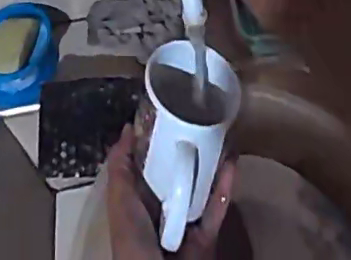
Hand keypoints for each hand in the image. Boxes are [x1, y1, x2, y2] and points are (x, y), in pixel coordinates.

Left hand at [105, 125, 235, 258]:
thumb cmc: (131, 236)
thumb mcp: (119, 197)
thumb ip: (121, 165)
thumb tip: (128, 128)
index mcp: (142, 197)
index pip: (152, 163)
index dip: (161, 140)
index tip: (173, 113)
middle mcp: (165, 206)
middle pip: (181, 173)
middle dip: (192, 150)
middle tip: (204, 121)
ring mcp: (187, 221)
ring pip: (203, 187)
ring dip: (213, 164)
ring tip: (223, 136)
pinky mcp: (207, 236)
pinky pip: (216, 208)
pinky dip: (224, 187)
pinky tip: (231, 163)